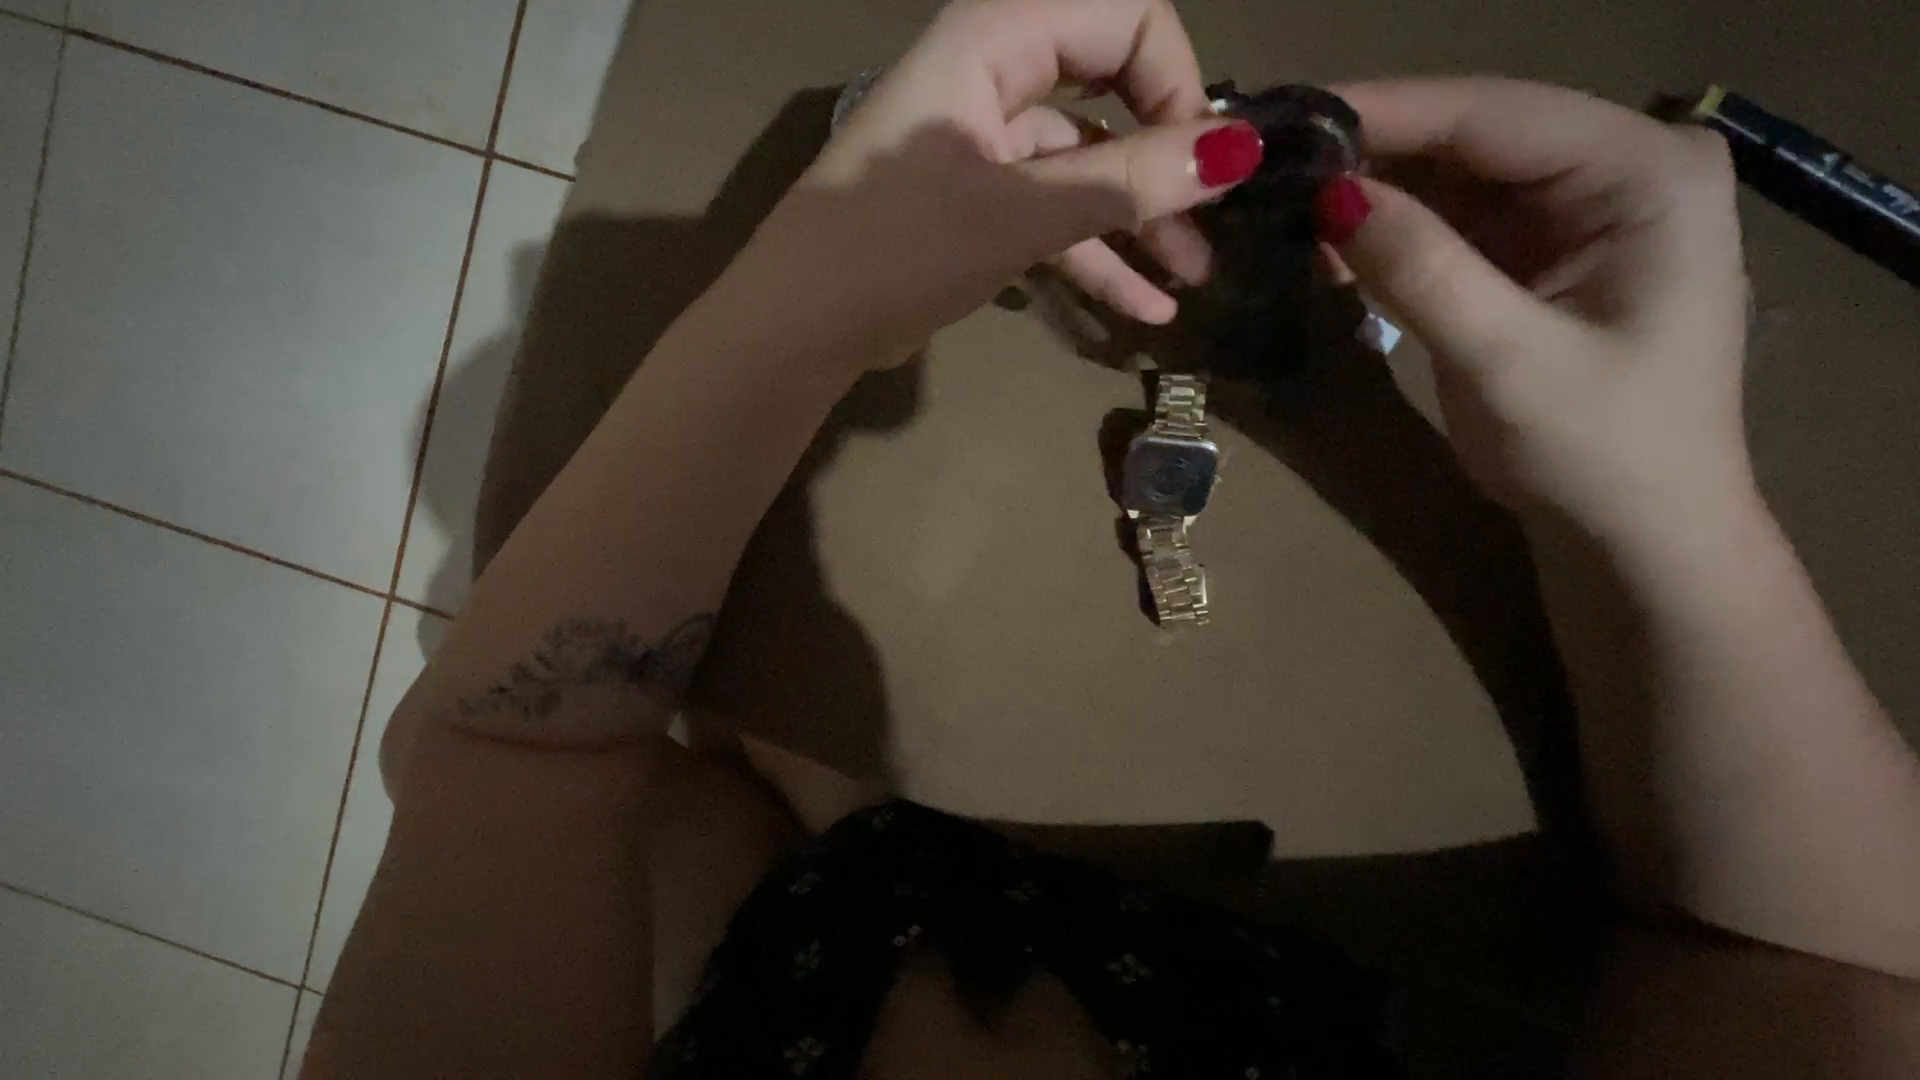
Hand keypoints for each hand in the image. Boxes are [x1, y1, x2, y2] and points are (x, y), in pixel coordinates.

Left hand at [699, 0, 1265, 373]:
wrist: (802, 327)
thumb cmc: (896, 250)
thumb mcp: (1016, 214)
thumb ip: (1125, 180)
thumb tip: (1238, 149)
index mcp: (993, 40)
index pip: (1122, 18)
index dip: (1174, 86)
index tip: (1200, 164)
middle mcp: (992, 79)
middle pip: (1110, 96)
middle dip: (1164, 161)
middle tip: (1210, 223)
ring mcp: (985, 150)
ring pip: (1084, 170)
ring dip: (1138, 224)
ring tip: (1191, 281)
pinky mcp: (977, 210)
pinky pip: (1053, 219)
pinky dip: (1095, 259)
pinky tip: (1144, 309)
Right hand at [1322, 78, 1752, 541]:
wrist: (1632, 528)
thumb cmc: (1597, 449)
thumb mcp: (1505, 359)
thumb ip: (1421, 270)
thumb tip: (1329, 196)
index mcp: (1644, 173)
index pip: (1497, 115)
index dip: (1388, 112)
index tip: (1290, 119)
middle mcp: (1616, 170)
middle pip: (1472, 136)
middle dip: (1373, 149)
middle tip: (1272, 159)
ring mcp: (1573, 213)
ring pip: (1452, 178)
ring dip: (1371, 190)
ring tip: (1282, 190)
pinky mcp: (1533, 256)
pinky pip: (1448, 224)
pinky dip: (1388, 232)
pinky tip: (1327, 233)